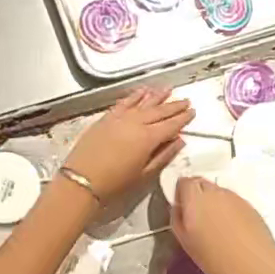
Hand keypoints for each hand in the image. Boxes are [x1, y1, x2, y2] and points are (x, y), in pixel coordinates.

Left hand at [63, 87, 191, 200]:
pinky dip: (135, 96)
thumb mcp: (144, 174)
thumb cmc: (115, 183)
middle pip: (159, 111)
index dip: (183, 118)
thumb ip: (163, 156)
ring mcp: (120, 118)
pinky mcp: (106, 118)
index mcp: (148, 138)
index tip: (192, 112)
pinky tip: (142, 92)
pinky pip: (124, 102)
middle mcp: (136, 123)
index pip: (171, 124)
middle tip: (185, 100)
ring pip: (143, 102)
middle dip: (173, 105)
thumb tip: (179, 141)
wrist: (82, 180)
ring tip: (168, 89)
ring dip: (157, 96)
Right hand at [168, 176, 274, 273]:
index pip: (184, 181)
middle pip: (201, 183)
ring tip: (214, 227)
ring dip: (213, 203)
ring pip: (218, 193)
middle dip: (196, 194)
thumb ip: (178, 218)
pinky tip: (230, 230)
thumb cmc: (215, 258)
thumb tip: (179, 207)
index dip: (180, 192)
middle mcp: (216, 192)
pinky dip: (228, 210)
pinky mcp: (250, 206)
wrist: (255, 267)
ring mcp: (236, 198)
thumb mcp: (185, 242)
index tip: (180, 205)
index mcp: (196, 198)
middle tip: (195, 216)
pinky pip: (233, 202)